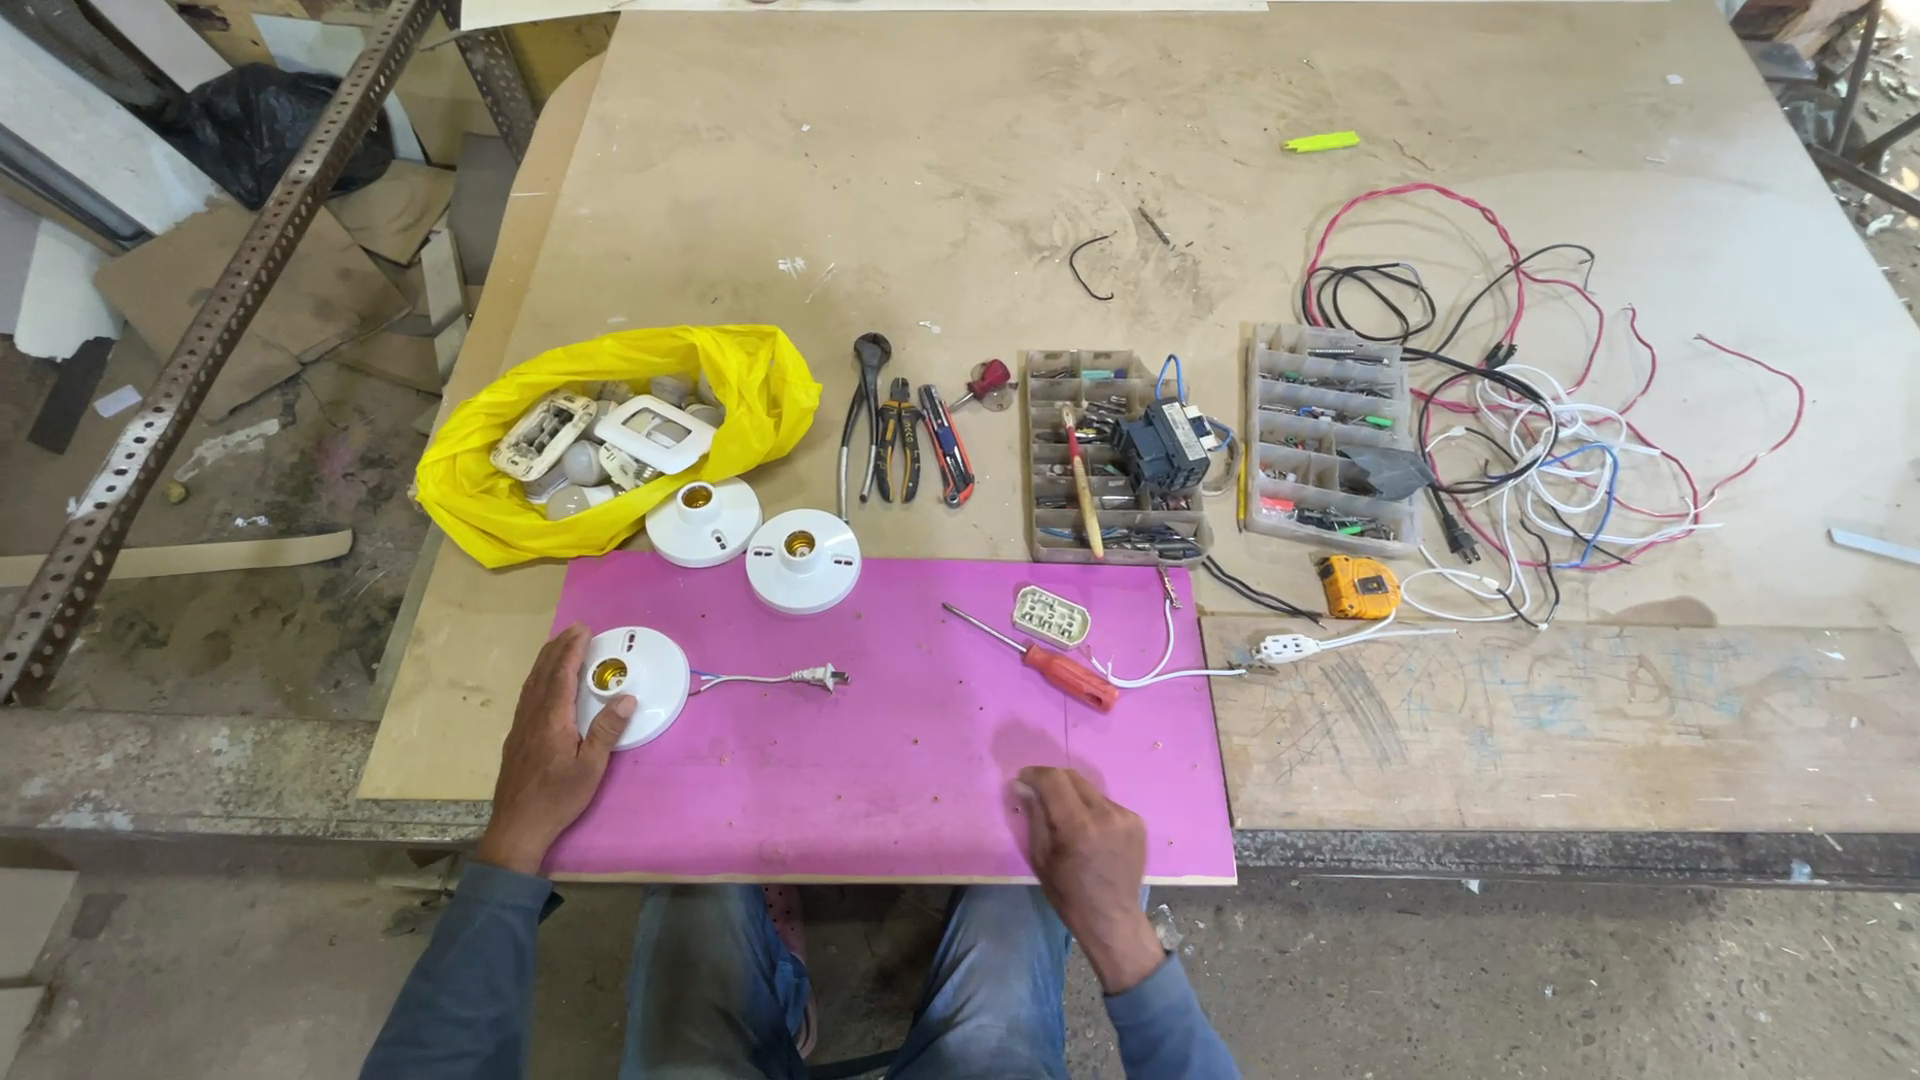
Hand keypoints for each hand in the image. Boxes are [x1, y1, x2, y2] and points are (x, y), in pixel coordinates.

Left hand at [474, 624, 633, 875]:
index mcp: (551, 720)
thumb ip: (606, 731)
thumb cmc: (558, 798)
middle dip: (559, 648)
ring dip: (547, 661)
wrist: (516, 828)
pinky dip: (538, 678)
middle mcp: (532, 717)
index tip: (584, 630)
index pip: (562, 676)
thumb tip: (626, 699)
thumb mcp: (590, 768)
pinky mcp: (516, 738)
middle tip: (575, 629)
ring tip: (560, 645)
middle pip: (543, 674)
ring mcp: (520, 727)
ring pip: (531, 684)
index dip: (572, 650)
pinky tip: (543, 681)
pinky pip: (527, 696)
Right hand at [1013, 766, 1165, 993]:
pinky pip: (1106, 803)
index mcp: (1078, 825)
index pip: (1053, 780)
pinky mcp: (1137, 822)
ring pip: (1090, 789)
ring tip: (1065, 816)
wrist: (1112, 918)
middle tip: (1039, 791)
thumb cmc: (1069, 893)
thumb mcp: (1041, 856)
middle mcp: (1106, 813)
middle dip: (1052, 780)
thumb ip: (1034, 815)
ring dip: (1073, 794)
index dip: (1035, 774)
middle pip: (1073, 777)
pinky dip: (1092, 808)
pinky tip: (1089, 829)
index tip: (1023, 778)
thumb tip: (1022, 784)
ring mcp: (1126, 816)